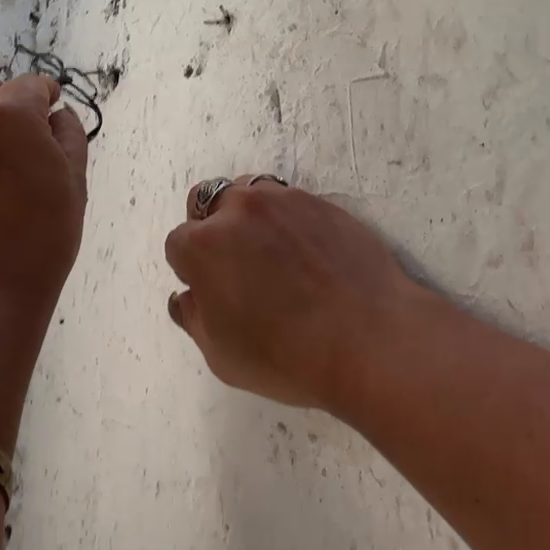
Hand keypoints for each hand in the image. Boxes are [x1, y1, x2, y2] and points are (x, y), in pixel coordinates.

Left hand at [0, 75, 88, 313]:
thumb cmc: (42, 237)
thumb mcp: (74, 182)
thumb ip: (69, 136)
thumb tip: (57, 116)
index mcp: (8, 117)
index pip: (31, 84)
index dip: (48, 95)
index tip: (57, 114)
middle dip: (15, 107)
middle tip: (36, 144)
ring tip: (11, 168)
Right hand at [163, 177, 423, 410]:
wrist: (371, 337)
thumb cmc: (287, 356)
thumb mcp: (222, 355)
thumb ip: (195, 318)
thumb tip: (189, 296)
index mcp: (205, 245)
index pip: (178, 244)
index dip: (190, 271)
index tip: (212, 292)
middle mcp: (240, 210)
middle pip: (207, 201)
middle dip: (211, 227)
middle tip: (235, 266)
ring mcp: (285, 200)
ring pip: (250, 192)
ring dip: (249, 217)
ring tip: (272, 254)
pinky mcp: (322, 202)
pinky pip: (291, 202)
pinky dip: (288, 221)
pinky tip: (306, 254)